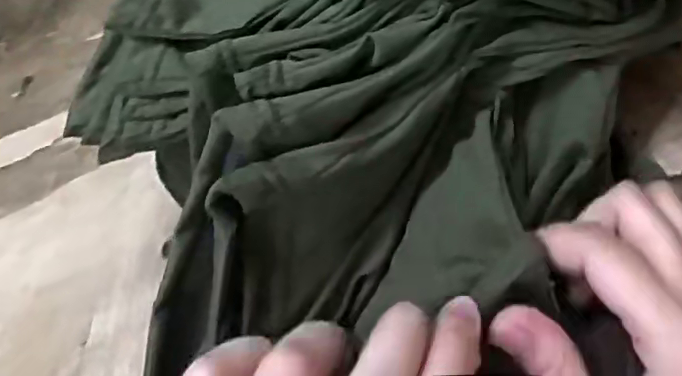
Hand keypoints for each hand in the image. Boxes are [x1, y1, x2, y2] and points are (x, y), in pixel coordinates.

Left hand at [186, 296, 482, 375]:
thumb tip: (443, 351)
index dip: (457, 346)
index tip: (468, 311)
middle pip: (383, 368)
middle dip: (406, 330)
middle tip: (412, 317)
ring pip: (298, 361)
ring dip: (323, 342)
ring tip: (333, 345)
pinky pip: (213, 371)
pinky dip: (232, 356)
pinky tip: (256, 352)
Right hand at [488, 181, 681, 375]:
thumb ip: (557, 366)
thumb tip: (503, 315)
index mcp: (679, 335)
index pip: (602, 247)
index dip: (554, 242)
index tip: (527, 261)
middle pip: (634, 204)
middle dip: (589, 222)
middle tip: (567, 268)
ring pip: (667, 200)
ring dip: (626, 215)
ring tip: (602, 260)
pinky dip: (660, 220)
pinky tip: (638, 256)